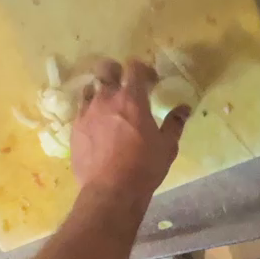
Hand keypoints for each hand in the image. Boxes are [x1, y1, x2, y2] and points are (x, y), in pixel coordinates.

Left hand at [72, 59, 187, 202]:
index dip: (143, 69)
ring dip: (101, 91)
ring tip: (109, 105)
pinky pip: (81, 109)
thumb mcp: (167, 146)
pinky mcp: (75, 128)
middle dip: (117, 72)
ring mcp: (87, 112)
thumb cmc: (144, 168)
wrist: (110, 191)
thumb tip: (184, 108)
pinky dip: (90, 110)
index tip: (151, 81)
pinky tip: (98, 124)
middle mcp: (106, 98)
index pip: (134, 67)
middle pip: (106, 69)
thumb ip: (175, 123)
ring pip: (91, 87)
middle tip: (126, 86)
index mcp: (132, 98)